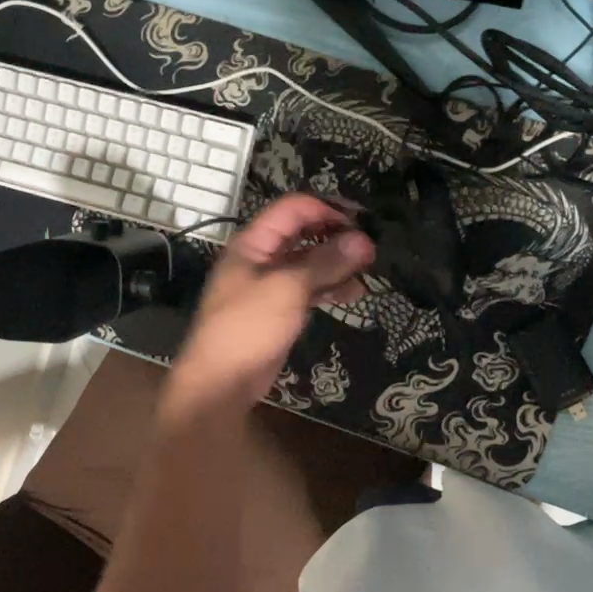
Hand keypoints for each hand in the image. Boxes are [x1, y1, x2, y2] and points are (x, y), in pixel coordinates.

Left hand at [169, 195, 374, 405]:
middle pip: (302, 234)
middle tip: (370, 247)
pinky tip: (354, 293)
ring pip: (308, 264)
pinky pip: (308, 290)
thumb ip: (325, 263)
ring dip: (336, 264)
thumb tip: (363, 241)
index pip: (293, 209)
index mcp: (252, 243)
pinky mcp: (279, 311)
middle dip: (335, 236)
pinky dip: (329, 288)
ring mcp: (270, 287)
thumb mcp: (288, 289)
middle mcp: (260, 259)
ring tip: (368, 270)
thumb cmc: (248, 328)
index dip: (326, 209)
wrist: (222, 382)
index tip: (361, 220)